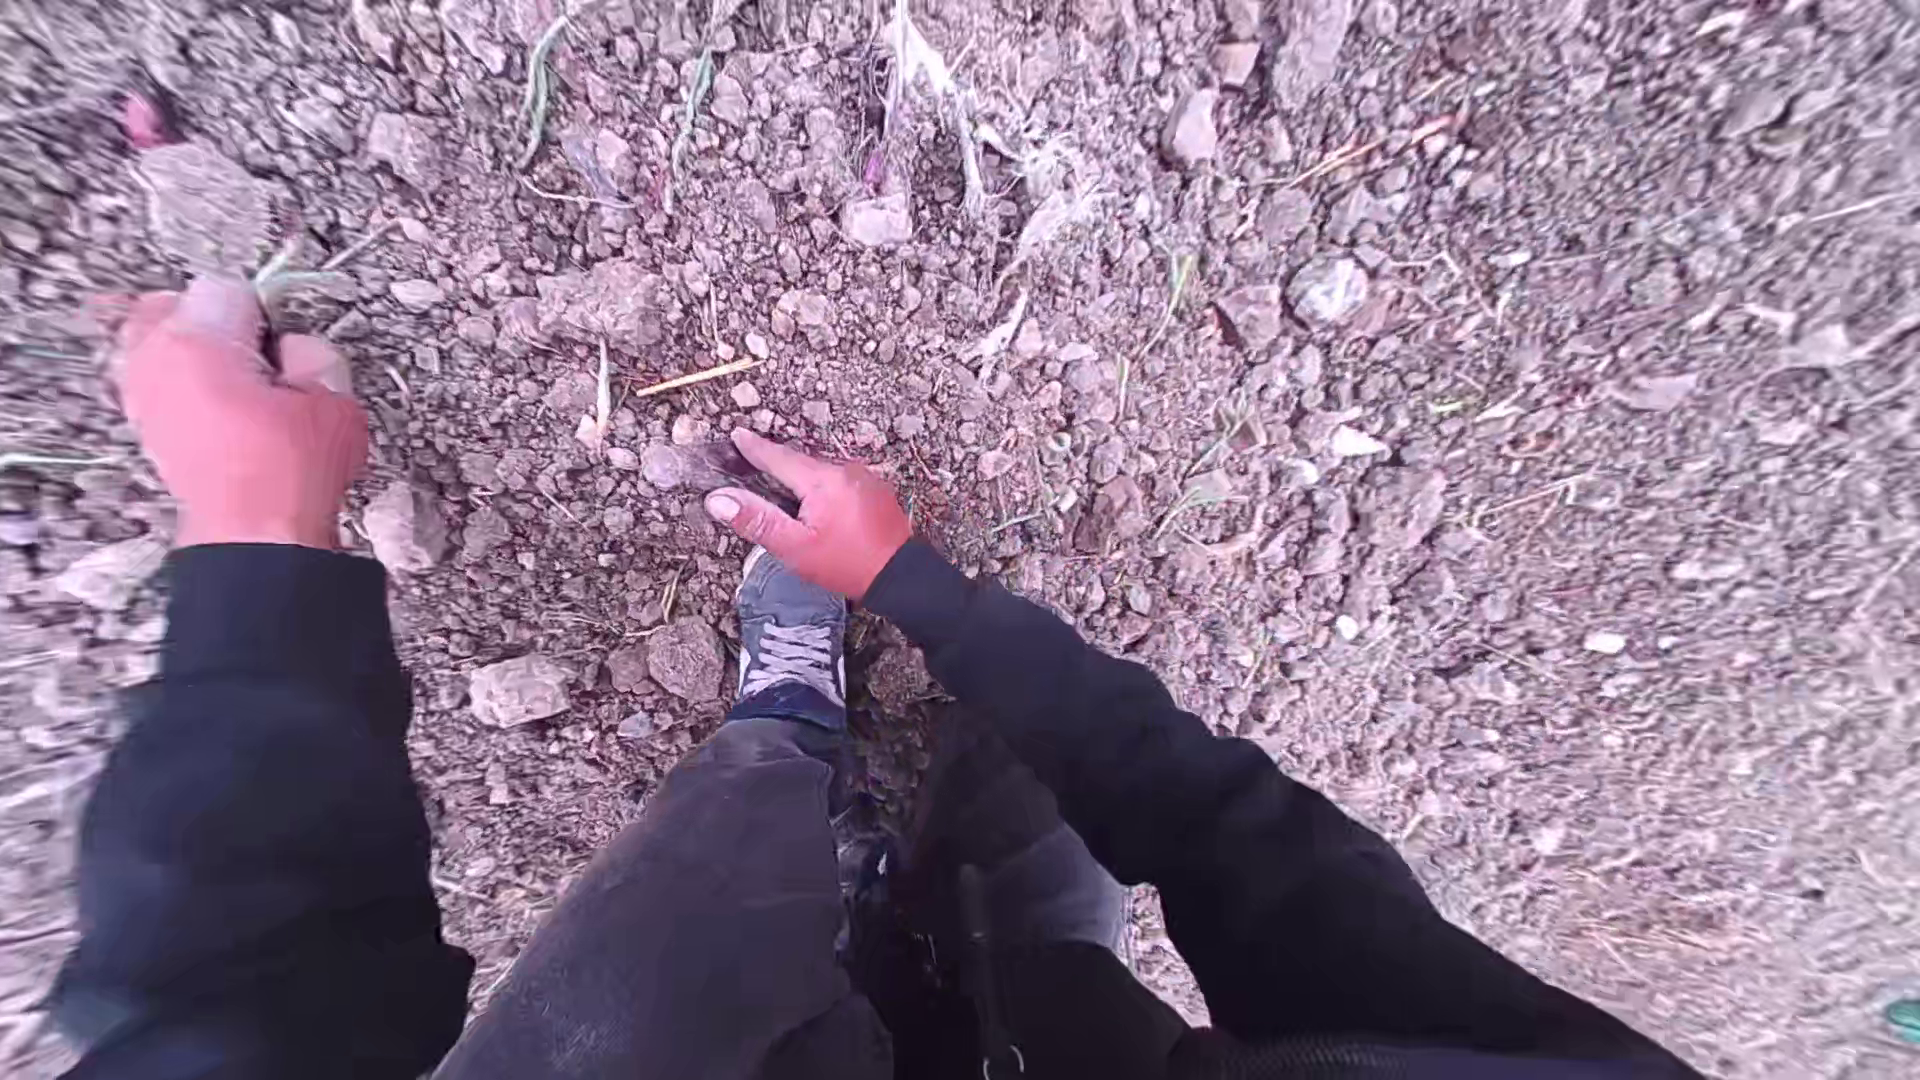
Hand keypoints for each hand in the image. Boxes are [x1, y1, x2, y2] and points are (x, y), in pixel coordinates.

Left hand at [117, 277, 366, 549]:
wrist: (259, 525)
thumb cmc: (298, 464)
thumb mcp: (336, 402)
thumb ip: (316, 355)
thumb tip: (295, 346)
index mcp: (198, 342)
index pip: (229, 289)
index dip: (273, 315)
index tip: (294, 351)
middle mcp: (150, 354)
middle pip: (181, 304)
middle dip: (226, 324)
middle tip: (273, 368)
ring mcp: (138, 386)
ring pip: (165, 338)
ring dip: (207, 352)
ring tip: (254, 392)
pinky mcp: (144, 414)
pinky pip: (160, 371)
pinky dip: (193, 378)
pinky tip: (231, 410)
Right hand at [703, 430, 910, 600]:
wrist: (901, 577)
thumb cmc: (848, 565)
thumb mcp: (796, 547)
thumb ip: (757, 521)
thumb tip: (719, 499)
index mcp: (824, 480)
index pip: (780, 457)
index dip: (755, 448)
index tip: (737, 435)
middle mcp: (847, 471)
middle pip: (802, 465)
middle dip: (779, 468)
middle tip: (754, 468)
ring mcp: (866, 479)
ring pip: (823, 474)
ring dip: (804, 482)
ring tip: (785, 495)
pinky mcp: (877, 491)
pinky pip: (842, 483)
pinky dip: (825, 490)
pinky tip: (820, 509)